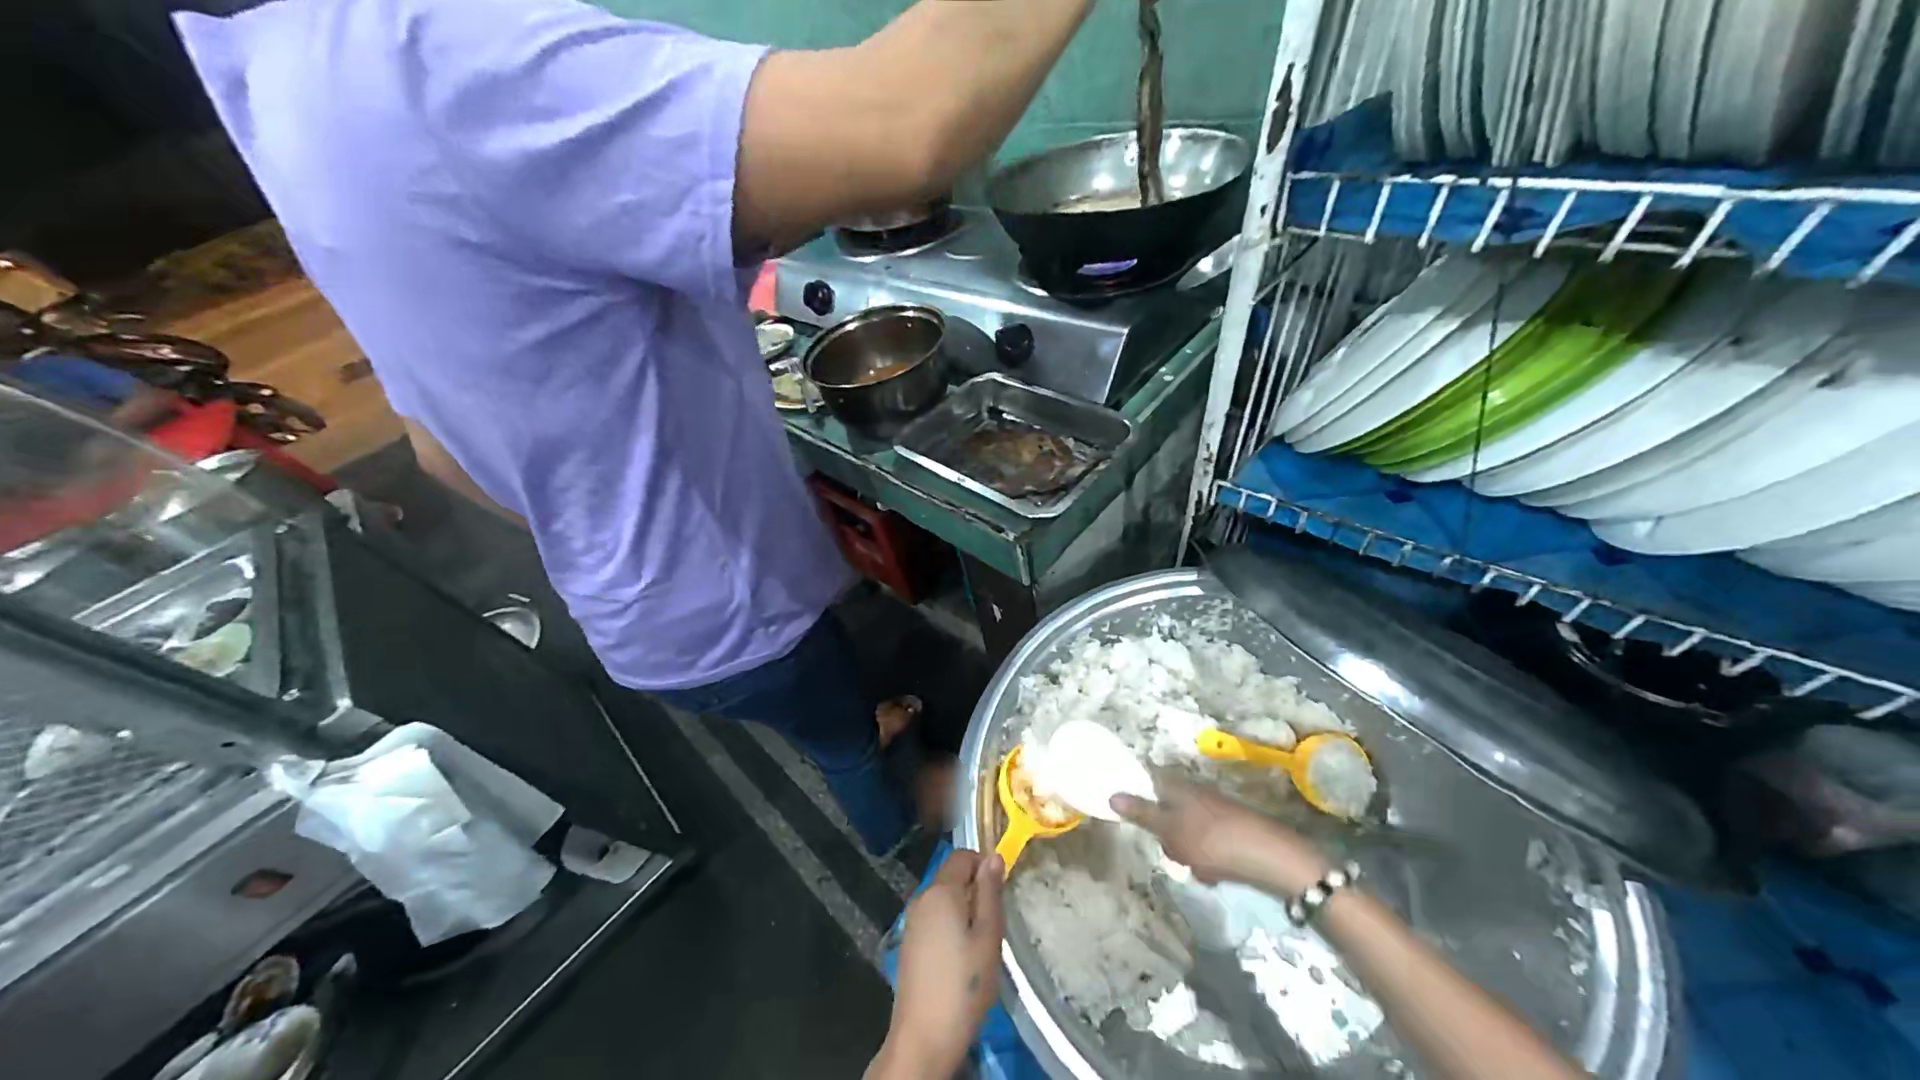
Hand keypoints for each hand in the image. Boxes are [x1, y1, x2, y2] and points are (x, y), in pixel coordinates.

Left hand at [873, 850, 1004, 1078]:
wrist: (923, 1037)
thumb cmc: (964, 984)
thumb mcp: (988, 936)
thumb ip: (990, 893)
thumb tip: (993, 856)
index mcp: (940, 891)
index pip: (962, 856)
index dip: (984, 865)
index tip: (1001, 893)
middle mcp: (921, 898)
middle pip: (952, 876)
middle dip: (976, 890)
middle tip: (994, 924)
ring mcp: (912, 921)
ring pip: (944, 899)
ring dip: (964, 910)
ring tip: (981, 944)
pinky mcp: (910, 942)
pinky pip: (935, 918)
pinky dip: (951, 926)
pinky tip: (962, 958)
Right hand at [1112, 777, 1330, 892]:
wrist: (1271, 858)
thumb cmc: (1212, 840)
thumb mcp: (1169, 829)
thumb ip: (1141, 813)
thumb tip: (1111, 794)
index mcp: (1178, 786)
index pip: (1149, 778)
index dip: (1136, 793)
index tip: (1128, 811)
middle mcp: (1196, 793)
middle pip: (1167, 809)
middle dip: (1165, 834)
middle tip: (1170, 851)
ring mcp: (1216, 811)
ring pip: (1186, 830)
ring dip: (1187, 850)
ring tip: (1197, 868)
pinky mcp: (1233, 830)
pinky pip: (1207, 843)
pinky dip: (1207, 858)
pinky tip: (1215, 874)